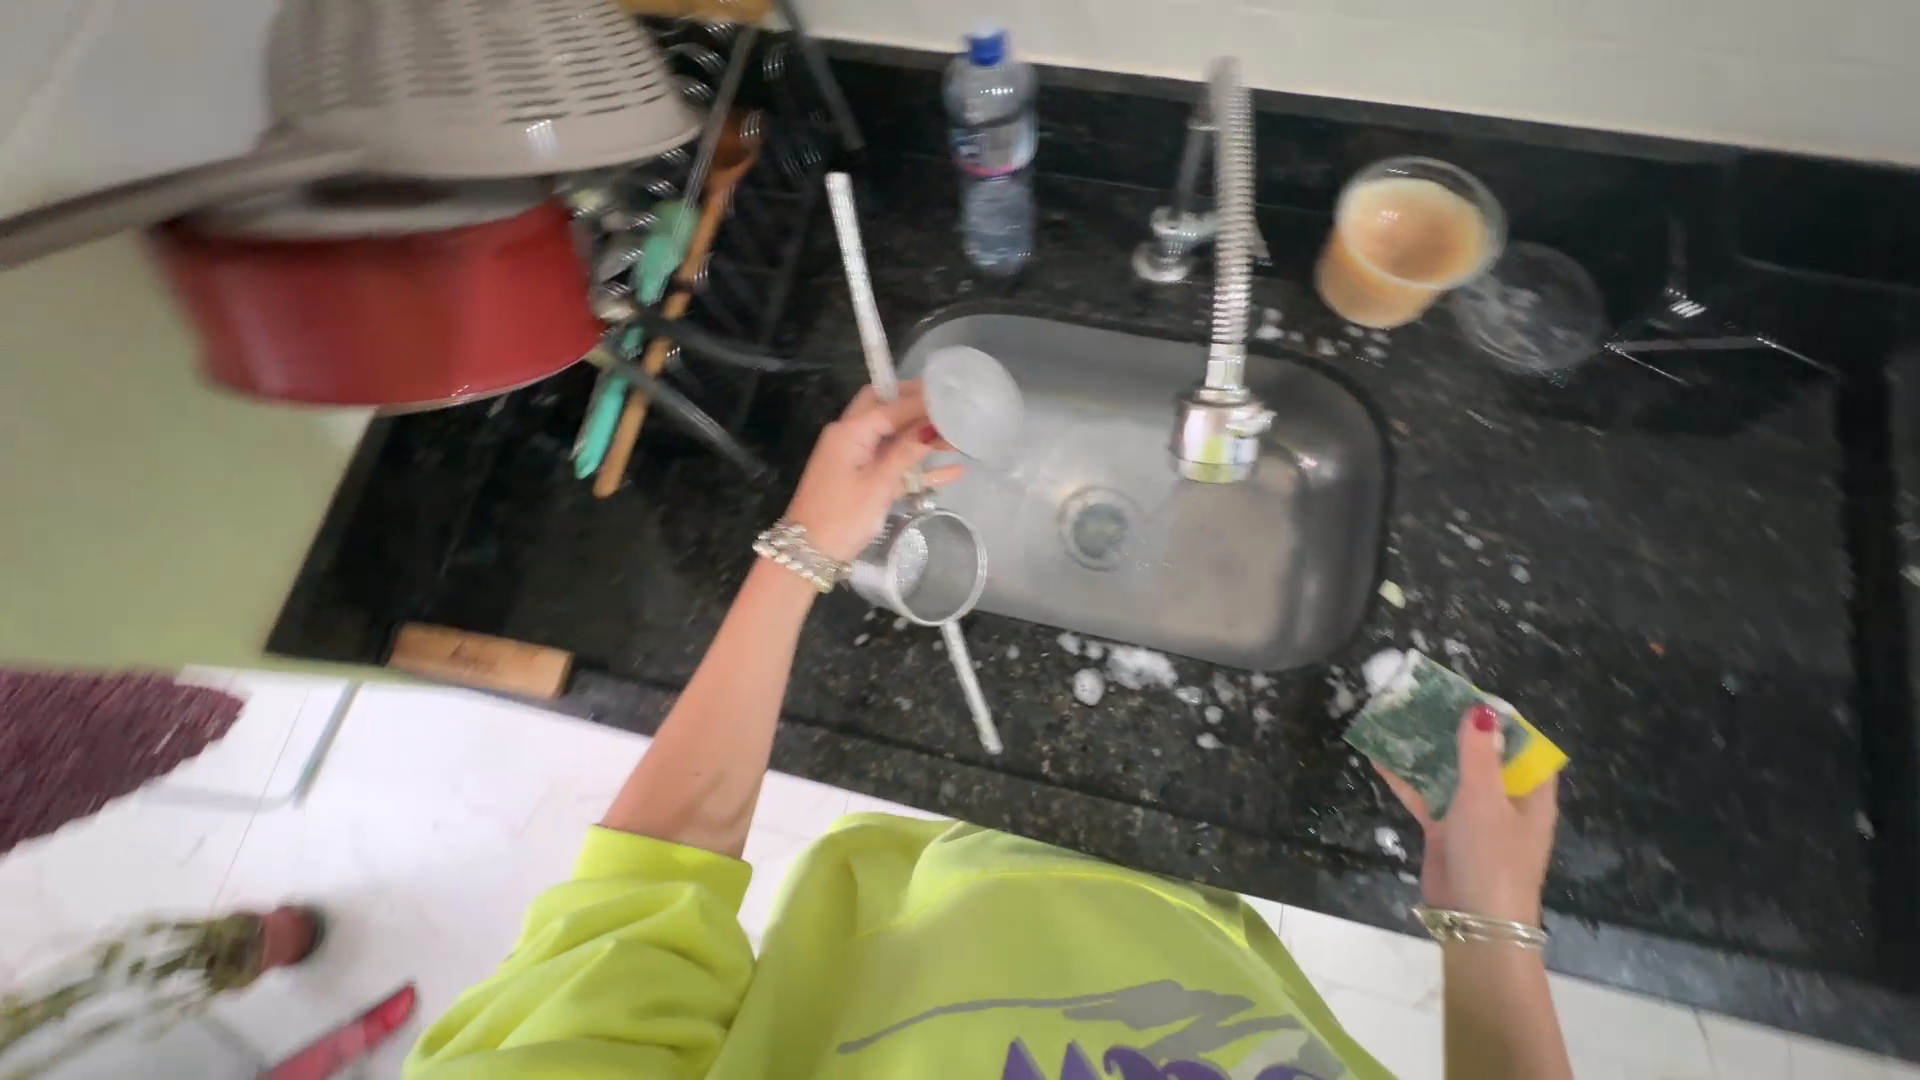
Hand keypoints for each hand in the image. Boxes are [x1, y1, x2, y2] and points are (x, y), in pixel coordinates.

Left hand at [782, 380, 964, 563]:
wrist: (810, 553)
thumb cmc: (842, 517)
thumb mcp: (878, 484)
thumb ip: (906, 452)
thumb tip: (931, 426)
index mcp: (849, 432)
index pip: (890, 405)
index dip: (922, 400)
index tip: (953, 395)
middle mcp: (850, 436)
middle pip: (885, 407)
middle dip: (915, 403)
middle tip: (947, 401)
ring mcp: (855, 457)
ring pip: (892, 435)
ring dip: (920, 435)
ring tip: (956, 436)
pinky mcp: (862, 477)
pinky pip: (893, 463)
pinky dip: (917, 465)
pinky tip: (952, 470)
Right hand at [1373, 705, 1557, 924]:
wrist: (1473, 919)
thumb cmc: (1492, 856)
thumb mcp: (1484, 800)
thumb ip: (1478, 754)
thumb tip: (1480, 709)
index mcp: (1529, 795)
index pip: (1523, 748)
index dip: (1502, 721)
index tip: (1467, 694)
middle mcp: (1504, 801)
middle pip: (1481, 756)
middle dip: (1454, 730)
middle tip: (1424, 699)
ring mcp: (1472, 816)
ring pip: (1448, 773)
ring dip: (1426, 750)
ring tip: (1398, 719)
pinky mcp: (1444, 828)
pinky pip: (1424, 795)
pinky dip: (1404, 777)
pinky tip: (1378, 755)